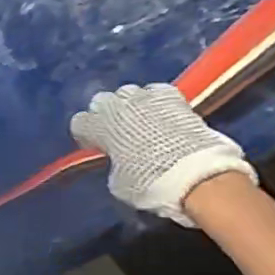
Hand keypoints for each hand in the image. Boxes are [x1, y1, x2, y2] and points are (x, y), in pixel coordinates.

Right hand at [69, 83, 256, 226]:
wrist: (195, 175)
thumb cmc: (148, 182)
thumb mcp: (118, 181)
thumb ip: (114, 163)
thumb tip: (120, 160)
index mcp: (95, 127)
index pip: (79, 122)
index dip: (87, 135)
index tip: (97, 146)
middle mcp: (115, 107)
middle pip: (101, 101)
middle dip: (107, 114)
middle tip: (119, 133)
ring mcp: (144, 99)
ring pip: (129, 92)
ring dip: (132, 105)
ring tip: (143, 122)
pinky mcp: (173, 97)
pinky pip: (158, 92)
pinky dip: (159, 102)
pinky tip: (165, 115)